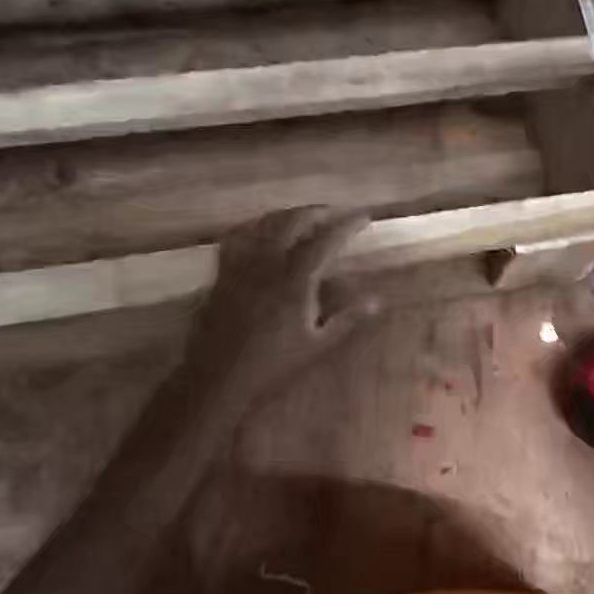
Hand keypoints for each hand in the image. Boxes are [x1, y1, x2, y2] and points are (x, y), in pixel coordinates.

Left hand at [187, 208, 378, 397]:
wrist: (215, 382)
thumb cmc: (272, 366)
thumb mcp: (317, 346)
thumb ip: (348, 320)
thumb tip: (378, 301)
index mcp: (295, 280)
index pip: (325, 240)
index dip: (346, 225)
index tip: (364, 217)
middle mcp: (268, 264)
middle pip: (293, 222)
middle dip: (317, 212)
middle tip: (336, 213)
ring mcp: (242, 267)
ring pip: (265, 225)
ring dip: (289, 214)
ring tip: (305, 216)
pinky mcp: (222, 275)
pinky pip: (237, 238)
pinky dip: (253, 226)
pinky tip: (260, 229)